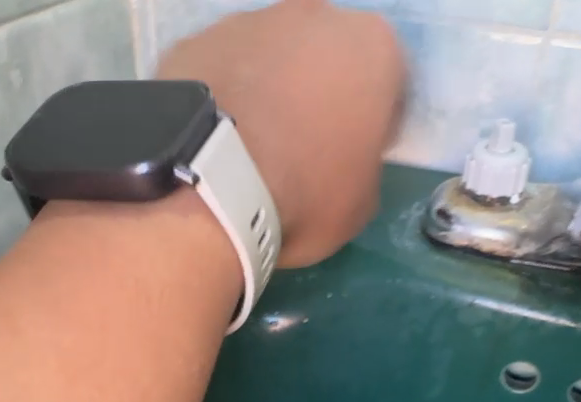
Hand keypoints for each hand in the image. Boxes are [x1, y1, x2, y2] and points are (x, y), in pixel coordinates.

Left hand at [159, 0, 405, 266]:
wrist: (212, 187)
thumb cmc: (306, 196)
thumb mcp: (359, 205)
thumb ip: (363, 166)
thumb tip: (344, 161)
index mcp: (372, 48)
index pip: (386, 85)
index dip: (370, 124)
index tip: (351, 157)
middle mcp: (315, 15)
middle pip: (324, 58)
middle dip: (317, 96)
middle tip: (301, 152)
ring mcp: (249, 20)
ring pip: (269, 58)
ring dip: (268, 93)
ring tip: (249, 152)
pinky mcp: (195, 41)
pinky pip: (220, 72)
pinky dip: (222, 98)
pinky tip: (214, 143)